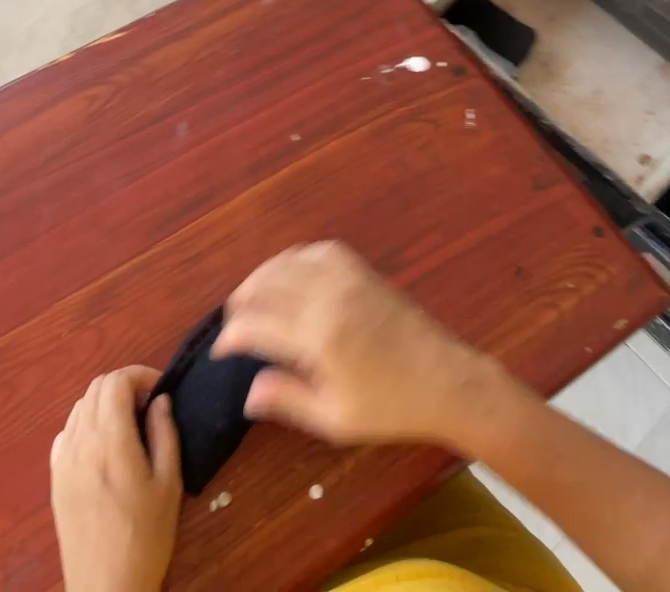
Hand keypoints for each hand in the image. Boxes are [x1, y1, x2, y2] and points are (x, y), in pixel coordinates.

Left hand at [50, 366, 182, 591]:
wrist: (107, 587)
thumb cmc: (146, 536)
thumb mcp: (169, 483)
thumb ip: (164, 433)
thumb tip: (160, 400)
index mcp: (110, 440)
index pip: (116, 382)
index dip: (140, 375)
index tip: (160, 391)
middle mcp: (80, 441)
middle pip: (96, 388)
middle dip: (124, 386)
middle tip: (148, 407)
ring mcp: (63, 459)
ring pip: (80, 406)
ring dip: (105, 403)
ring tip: (129, 426)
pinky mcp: (55, 477)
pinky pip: (67, 432)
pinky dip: (86, 424)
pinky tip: (104, 446)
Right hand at [212, 241, 515, 448]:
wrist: (448, 381)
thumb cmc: (391, 407)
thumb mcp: (335, 418)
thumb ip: (287, 400)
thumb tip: (247, 392)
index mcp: (319, 336)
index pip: (255, 324)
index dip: (230, 337)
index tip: (221, 351)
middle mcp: (328, 296)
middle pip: (264, 284)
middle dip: (240, 304)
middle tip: (235, 326)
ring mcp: (346, 276)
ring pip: (285, 261)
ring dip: (261, 278)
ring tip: (252, 299)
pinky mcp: (361, 269)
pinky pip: (315, 250)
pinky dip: (292, 260)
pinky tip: (288, 277)